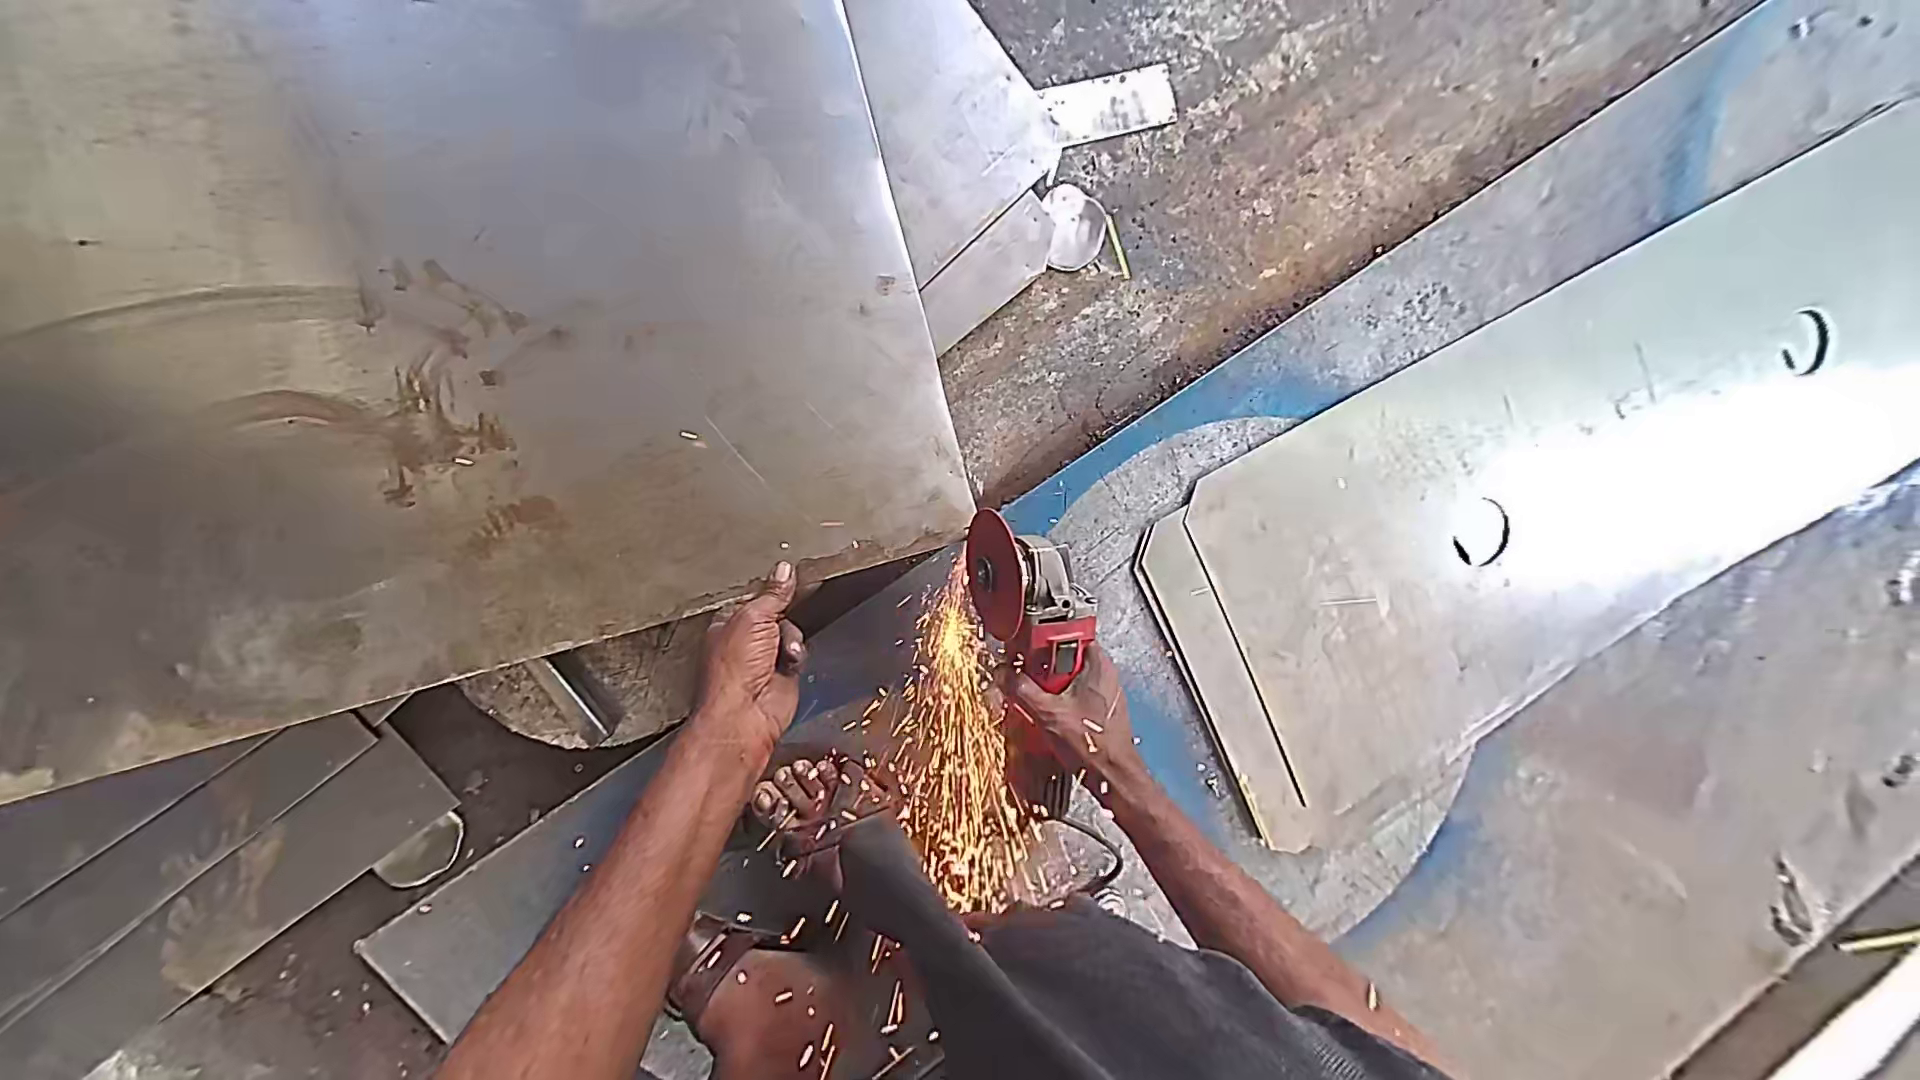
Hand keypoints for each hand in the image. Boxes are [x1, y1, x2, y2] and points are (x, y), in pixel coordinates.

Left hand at [694, 561, 806, 752]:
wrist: (746, 714)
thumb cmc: (733, 672)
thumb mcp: (753, 617)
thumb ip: (772, 593)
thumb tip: (784, 570)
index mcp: (728, 622)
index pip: (755, 595)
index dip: (771, 589)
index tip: (787, 579)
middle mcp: (745, 639)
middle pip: (778, 613)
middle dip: (783, 616)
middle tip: (779, 622)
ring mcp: (764, 656)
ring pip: (792, 631)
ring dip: (791, 638)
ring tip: (782, 651)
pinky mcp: (783, 672)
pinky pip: (799, 652)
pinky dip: (797, 655)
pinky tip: (789, 663)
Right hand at [1001, 642, 1146, 800]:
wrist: (1114, 778)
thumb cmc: (1093, 746)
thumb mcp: (1047, 713)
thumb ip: (1021, 689)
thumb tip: (1003, 675)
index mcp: (1097, 663)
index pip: (1067, 632)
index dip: (1042, 639)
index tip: (1025, 648)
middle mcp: (1104, 672)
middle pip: (1064, 654)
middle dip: (1042, 666)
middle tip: (1026, 677)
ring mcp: (1103, 689)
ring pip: (1067, 674)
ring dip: (1049, 684)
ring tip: (1037, 698)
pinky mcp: (1099, 706)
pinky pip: (1073, 691)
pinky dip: (1059, 697)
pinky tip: (1050, 713)